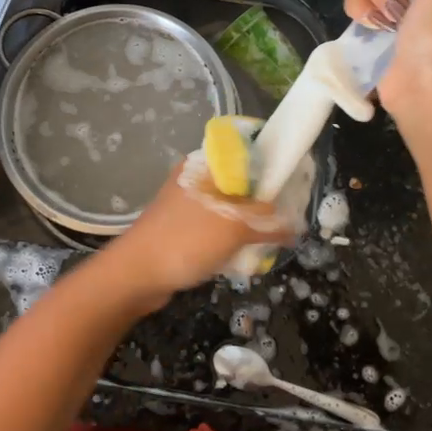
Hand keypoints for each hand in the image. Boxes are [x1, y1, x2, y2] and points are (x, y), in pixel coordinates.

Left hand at [102, 157, 296, 304]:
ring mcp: (187, 206)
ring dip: (247, 228)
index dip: (272, 169)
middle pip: (241, 185)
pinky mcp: (183, 230)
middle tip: (284, 224)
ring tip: (266, 245)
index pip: (246, 154)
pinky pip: (217, 230)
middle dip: (264, 206)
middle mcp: (195, 179)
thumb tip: (294, 223)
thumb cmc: (184, 242)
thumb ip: (266, 220)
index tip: (295, 188)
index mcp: (203, 165)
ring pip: (230, 210)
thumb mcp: (232, 227)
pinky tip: (242, 258)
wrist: (135, 276)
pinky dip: (230, 242)